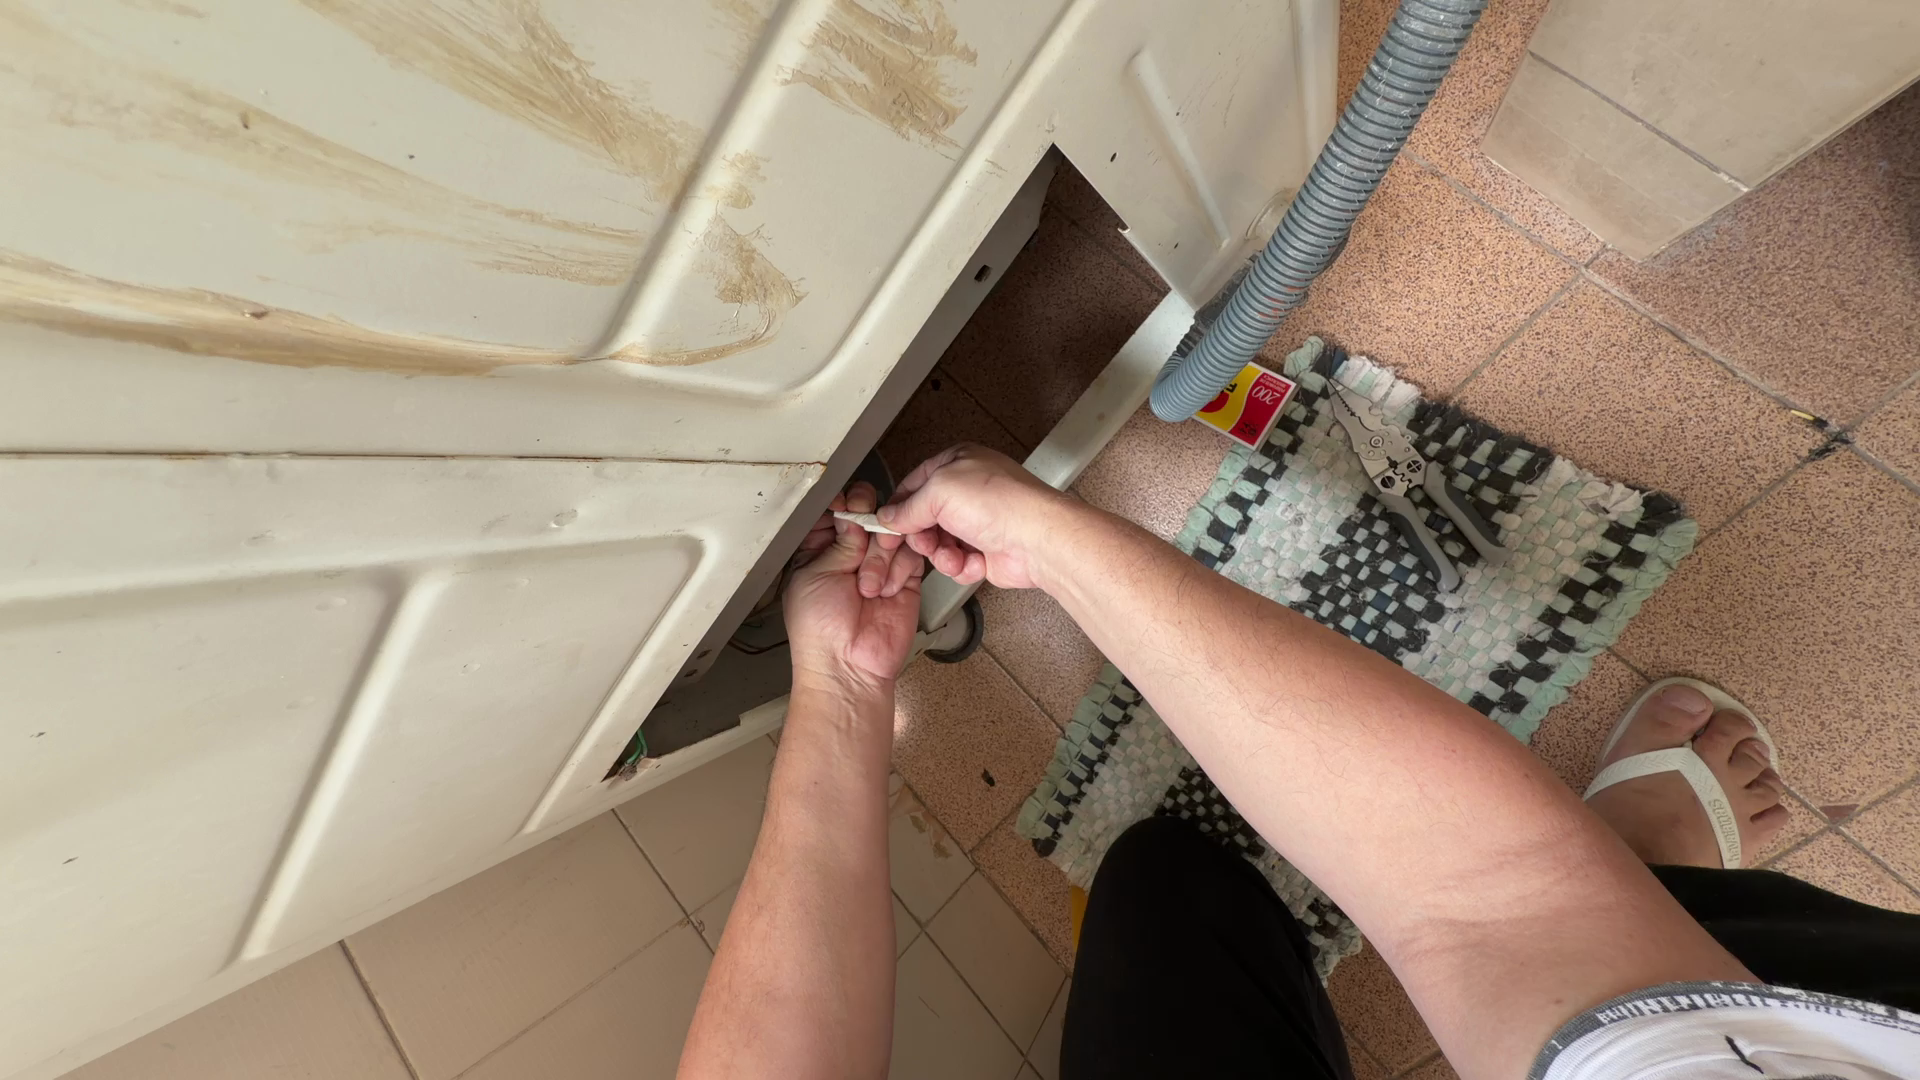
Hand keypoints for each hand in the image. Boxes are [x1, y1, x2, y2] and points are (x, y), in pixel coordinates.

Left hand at [785, 481, 925, 689]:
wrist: (849, 665)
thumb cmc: (818, 628)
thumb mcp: (814, 575)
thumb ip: (839, 540)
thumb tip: (856, 515)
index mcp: (820, 550)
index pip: (834, 511)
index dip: (842, 505)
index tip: (845, 508)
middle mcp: (851, 553)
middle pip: (867, 513)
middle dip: (866, 521)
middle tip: (861, 534)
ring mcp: (880, 564)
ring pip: (891, 531)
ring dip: (880, 555)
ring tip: (870, 586)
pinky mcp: (906, 578)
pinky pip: (911, 554)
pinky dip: (899, 568)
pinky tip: (888, 590)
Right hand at [876, 444, 1072, 589]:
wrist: (1036, 540)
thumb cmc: (1000, 503)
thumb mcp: (939, 492)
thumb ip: (908, 506)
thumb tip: (889, 517)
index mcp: (957, 464)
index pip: (913, 483)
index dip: (898, 506)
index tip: (884, 526)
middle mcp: (967, 491)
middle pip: (924, 518)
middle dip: (922, 535)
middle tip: (926, 541)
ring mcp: (977, 522)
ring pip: (938, 544)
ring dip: (942, 555)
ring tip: (954, 555)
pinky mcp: (985, 550)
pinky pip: (957, 563)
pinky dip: (961, 567)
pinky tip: (973, 563)